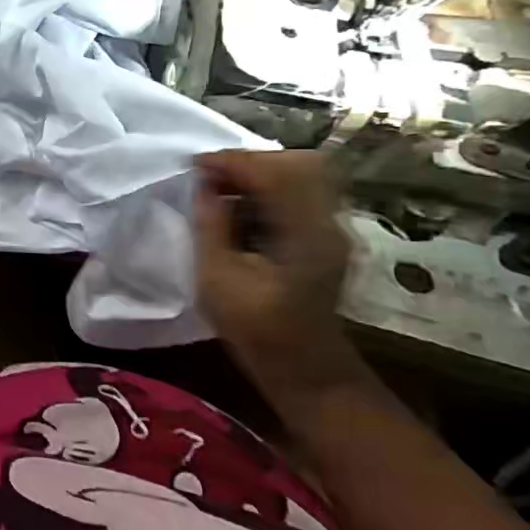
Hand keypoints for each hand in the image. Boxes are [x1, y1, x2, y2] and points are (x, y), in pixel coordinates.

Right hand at [194, 150, 371, 399]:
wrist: (305, 368)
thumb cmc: (257, 331)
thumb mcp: (217, 281)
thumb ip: (210, 226)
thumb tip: (203, 186)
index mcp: (304, 234)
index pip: (273, 173)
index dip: (231, 161)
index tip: (195, 165)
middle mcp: (328, 221)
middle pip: (296, 162)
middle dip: (249, 161)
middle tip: (211, 176)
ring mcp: (334, 226)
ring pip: (302, 171)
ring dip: (260, 171)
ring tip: (224, 187)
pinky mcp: (328, 232)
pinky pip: (302, 189)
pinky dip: (271, 185)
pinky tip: (244, 203)